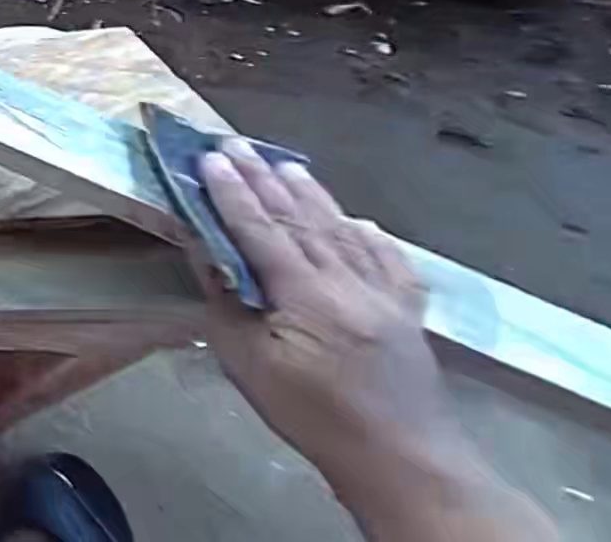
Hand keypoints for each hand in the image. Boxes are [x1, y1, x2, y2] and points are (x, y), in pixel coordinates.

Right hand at [195, 141, 461, 484]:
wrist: (407, 467)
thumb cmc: (311, 415)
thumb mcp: (246, 361)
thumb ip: (225, 299)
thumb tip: (202, 250)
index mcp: (308, 296)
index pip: (261, 229)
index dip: (231, 192)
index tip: (208, 157)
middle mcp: (349, 285)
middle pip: (300, 220)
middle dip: (263, 179)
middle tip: (237, 144)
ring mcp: (385, 298)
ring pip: (342, 232)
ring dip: (310, 195)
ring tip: (286, 163)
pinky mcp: (408, 316)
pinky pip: (390, 264)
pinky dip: (371, 237)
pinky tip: (360, 221)